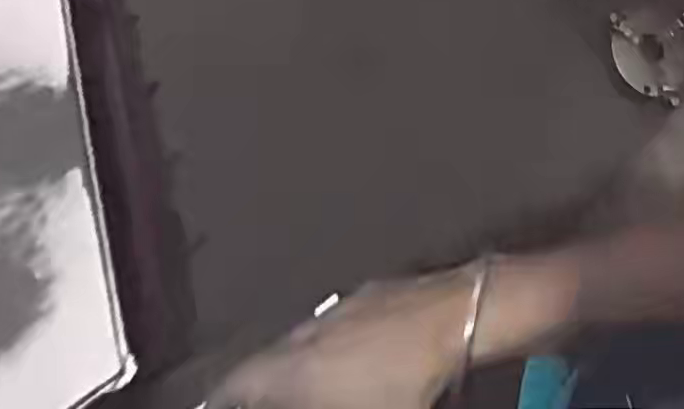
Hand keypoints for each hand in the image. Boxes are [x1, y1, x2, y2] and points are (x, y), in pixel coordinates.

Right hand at [209, 270, 476, 408]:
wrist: (462, 314)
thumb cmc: (407, 384)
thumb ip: (312, 403)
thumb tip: (308, 393)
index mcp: (296, 365)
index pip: (236, 384)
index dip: (224, 400)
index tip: (221, 408)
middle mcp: (313, 328)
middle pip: (269, 357)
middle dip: (260, 384)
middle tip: (265, 403)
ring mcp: (350, 302)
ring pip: (306, 334)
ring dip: (299, 359)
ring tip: (308, 385)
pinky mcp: (382, 287)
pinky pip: (340, 318)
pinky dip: (332, 339)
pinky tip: (352, 354)